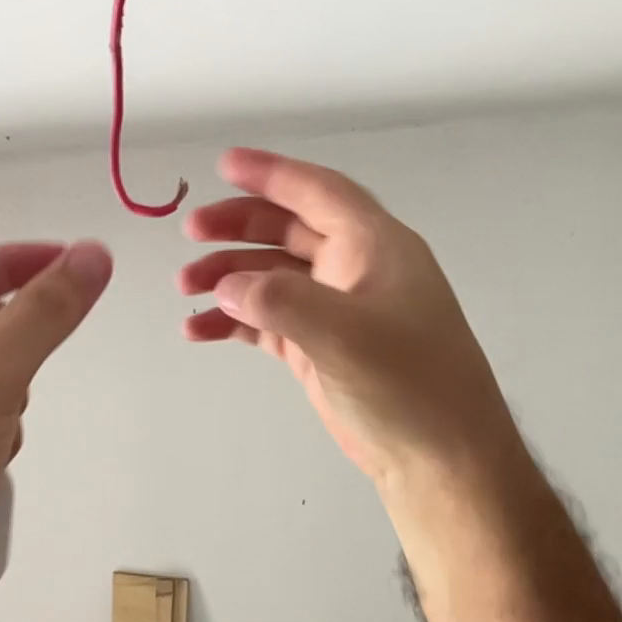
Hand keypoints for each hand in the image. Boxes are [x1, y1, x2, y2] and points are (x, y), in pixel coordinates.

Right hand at [180, 149, 519, 493]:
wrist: (437, 458)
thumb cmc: (407, 386)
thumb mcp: (345, 336)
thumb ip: (281, 302)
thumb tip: (226, 285)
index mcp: (374, 248)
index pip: (318, 193)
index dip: (271, 174)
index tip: (223, 164)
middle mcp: (353, 271)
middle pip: (287, 231)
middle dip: (237, 228)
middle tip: (189, 233)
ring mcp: (334, 312)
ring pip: (271, 277)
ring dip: (228, 277)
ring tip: (184, 289)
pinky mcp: (318, 349)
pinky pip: (266, 321)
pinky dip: (233, 321)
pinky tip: (199, 330)